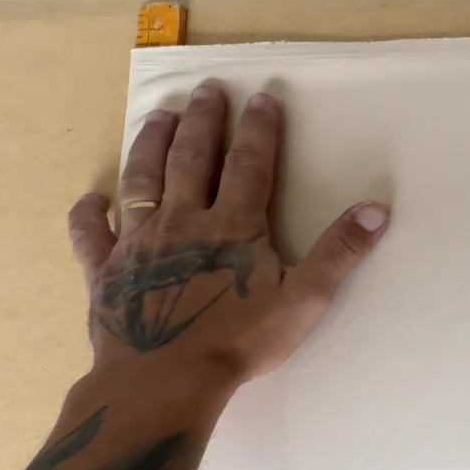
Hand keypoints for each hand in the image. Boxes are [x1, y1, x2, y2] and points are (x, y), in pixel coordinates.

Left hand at [66, 85, 389, 384]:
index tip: (263, 98)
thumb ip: (341, 251)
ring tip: (156, 116)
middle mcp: (184, 222)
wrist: (166, 379)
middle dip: (203, 122)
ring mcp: (139, 244)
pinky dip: (90, 214)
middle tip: (207, 90)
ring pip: (143, 181)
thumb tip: (378, 209)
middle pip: (193, 160)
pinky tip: (92, 198)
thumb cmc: (243, 339)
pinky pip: (92, 235)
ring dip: (150, 145)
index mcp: (235, 226)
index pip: (251, 165)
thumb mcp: (308, 297)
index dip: (260, 130)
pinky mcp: (105, 272)